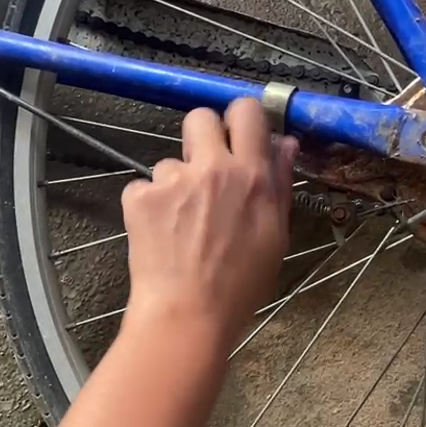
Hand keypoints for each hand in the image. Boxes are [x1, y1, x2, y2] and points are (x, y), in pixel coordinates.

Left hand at [120, 99, 297, 350]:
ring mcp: (172, 180)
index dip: (240, 119)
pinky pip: (143, 187)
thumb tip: (286, 144)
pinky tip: (158, 234)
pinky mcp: (140, 197)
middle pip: (200, 118)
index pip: (246, 111)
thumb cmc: (240, 285)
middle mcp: (211, 167)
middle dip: (202, 136)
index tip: (238, 136)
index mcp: (251, 175)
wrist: (188, 315)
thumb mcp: (275, 236)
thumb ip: (279, 184)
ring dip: (175, 184)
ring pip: (170, 162)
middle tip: (204, 169)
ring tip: (181, 224)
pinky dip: (148, 206)